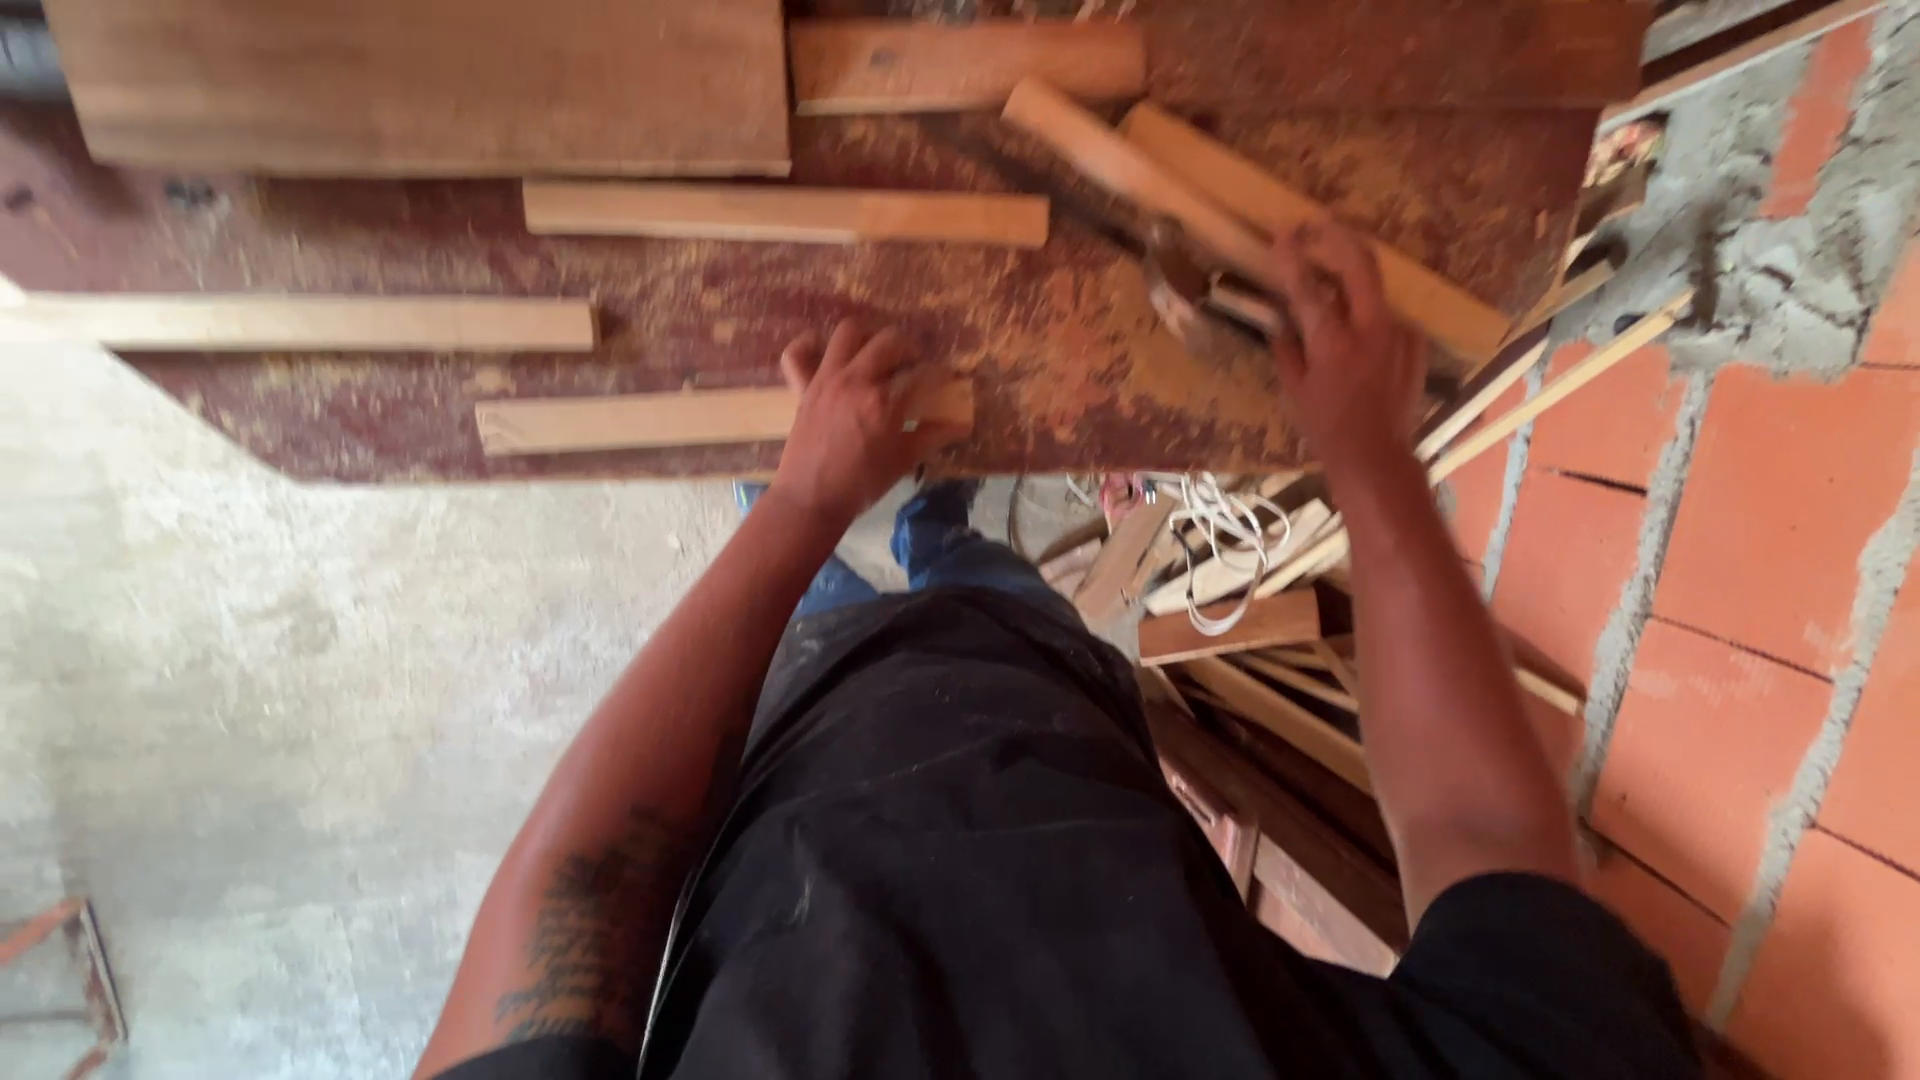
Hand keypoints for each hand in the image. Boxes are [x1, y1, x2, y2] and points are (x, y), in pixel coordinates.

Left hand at [767, 320, 967, 528]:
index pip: (923, 374)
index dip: (941, 375)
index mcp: (885, 401)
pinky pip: (797, 353)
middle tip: (914, 366)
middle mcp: (856, 380)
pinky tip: (824, 352)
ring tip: (876, 353)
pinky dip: (808, 345)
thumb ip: (933, 436)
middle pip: (890, 341)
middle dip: (910, 349)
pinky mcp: (803, 387)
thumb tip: (963, 423)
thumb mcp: (904, 461)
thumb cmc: (863, 484)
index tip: (947, 379)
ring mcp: (826, 380)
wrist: (811, 500)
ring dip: (868, 336)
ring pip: (848, 332)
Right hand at [1266, 220, 1427, 479]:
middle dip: (1337, 238)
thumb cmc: (1326, 428)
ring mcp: (1400, 333)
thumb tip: (1281, 322)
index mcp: (1334, 343)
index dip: (1292, 258)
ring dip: (1351, 277)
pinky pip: (1386, 318)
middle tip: (1316, 225)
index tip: (1281, 235)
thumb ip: (1287, 350)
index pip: (1309, 288)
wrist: (1377, 456)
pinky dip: (1367, 317)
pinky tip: (1356, 334)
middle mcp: (1372, 329)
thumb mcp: (1295, 391)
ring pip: (1375, 288)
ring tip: (1332, 274)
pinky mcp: (1415, 343)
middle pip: (1360, 264)